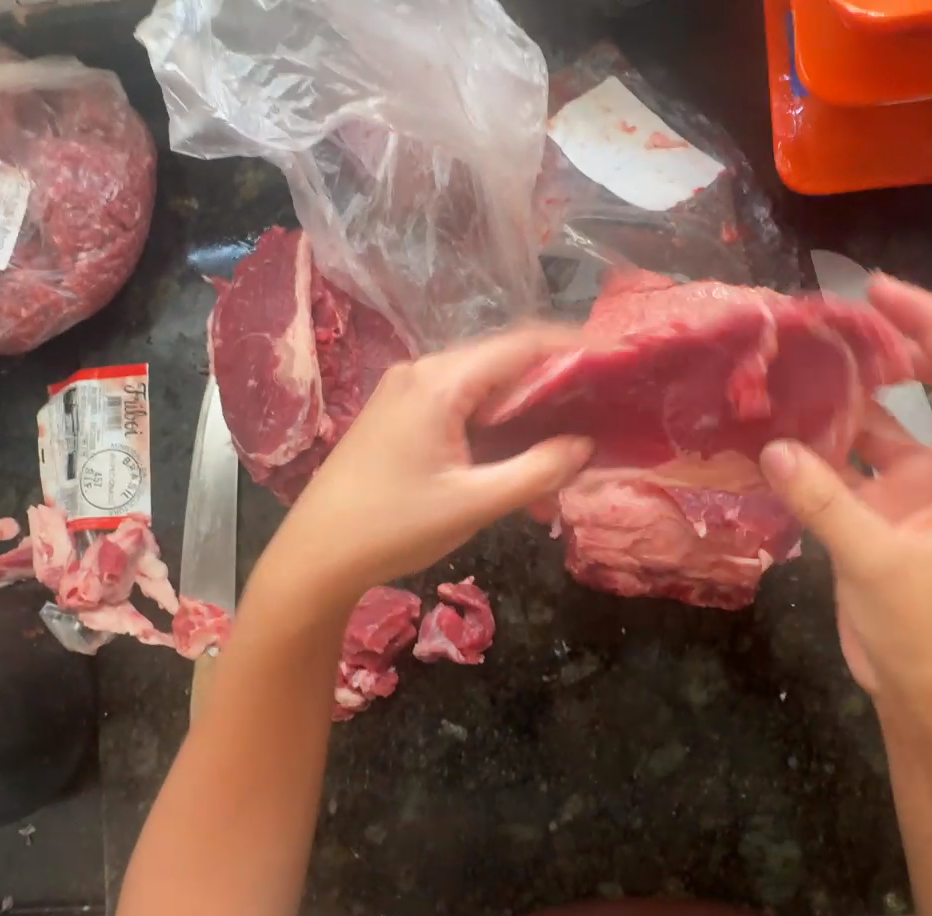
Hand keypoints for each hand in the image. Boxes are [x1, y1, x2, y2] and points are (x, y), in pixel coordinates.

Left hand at [260, 324, 594, 607]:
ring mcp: (405, 394)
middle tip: (598, 414)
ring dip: (522, 421)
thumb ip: (538, 471)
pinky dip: (492, 434)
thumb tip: (585, 445)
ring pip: (482, 393)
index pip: (521, 344)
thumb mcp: (475, 502)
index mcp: (440, 381)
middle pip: (503, 365)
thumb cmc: (394, 527)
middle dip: (553, 390)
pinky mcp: (398, 419)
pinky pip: (458, 412)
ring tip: (563, 454)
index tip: (616, 362)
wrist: (315, 556)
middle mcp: (422, 373)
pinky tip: (514, 468)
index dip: (573, 348)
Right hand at [761, 275, 931, 717]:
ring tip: (799, 367)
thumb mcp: (879, 561)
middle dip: (891, 349)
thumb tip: (771, 447)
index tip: (879, 292)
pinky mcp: (886, 520)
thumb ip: (824, 502)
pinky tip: (782, 436)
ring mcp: (922, 495)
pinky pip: (853, 471)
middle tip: (834, 317)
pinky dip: (822, 453)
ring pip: (886, 430)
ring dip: (847, 403)